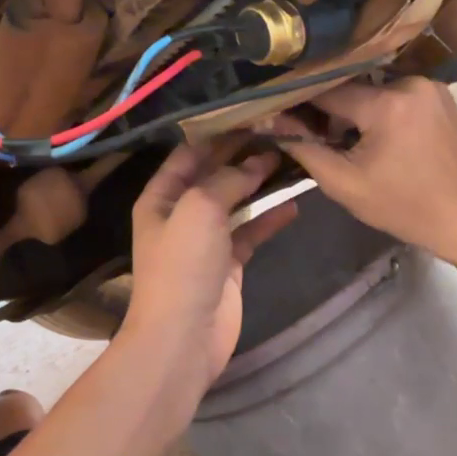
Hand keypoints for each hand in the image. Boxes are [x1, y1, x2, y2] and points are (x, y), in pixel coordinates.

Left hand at [121, 148, 297, 392]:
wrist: (182, 339)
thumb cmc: (183, 266)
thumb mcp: (200, 208)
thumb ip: (228, 179)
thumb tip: (255, 162)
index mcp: (161, 197)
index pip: (189, 153)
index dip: (218, 134)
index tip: (252, 116)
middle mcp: (181, 213)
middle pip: (214, 175)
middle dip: (242, 155)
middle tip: (278, 133)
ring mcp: (205, 240)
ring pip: (236, 202)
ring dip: (260, 184)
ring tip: (290, 160)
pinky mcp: (228, 265)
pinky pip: (251, 232)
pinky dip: (270, 218)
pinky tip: (294, 204)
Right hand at [267, 77, 456, 260]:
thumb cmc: (402, 206)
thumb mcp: (345, 184)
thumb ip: (305, 148)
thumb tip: (271, 120)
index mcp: (388, 104)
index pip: (329, 91)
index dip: (303, 102)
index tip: (281, 109)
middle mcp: (411, 83)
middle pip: (352, 86)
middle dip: (333, 107)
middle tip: (319, 132)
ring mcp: (429, 84)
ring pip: (373, 86)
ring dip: (358, 105)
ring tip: (350, 134)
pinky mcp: (440, 91)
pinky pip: (396, 90)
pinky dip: (382, 105)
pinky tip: (379, 131)